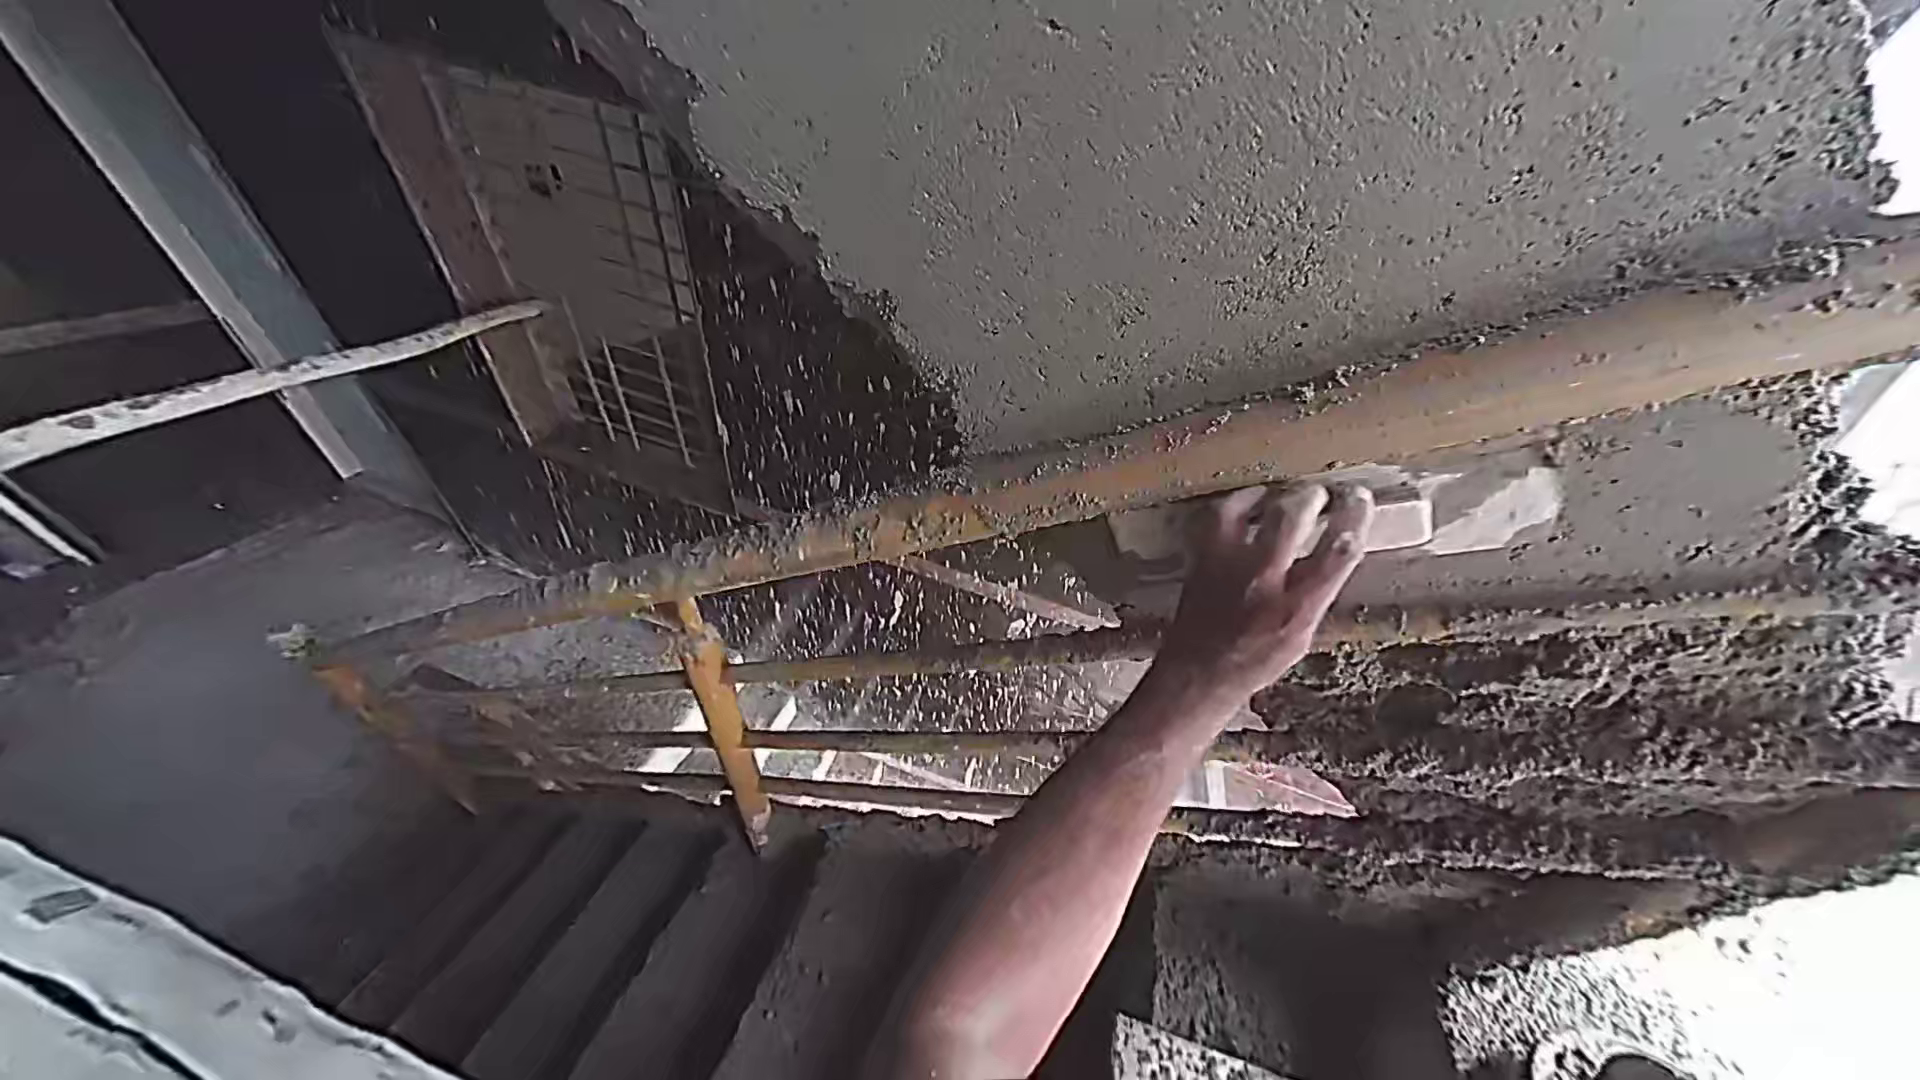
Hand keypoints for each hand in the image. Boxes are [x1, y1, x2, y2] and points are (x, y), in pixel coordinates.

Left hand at [1152, 483, 1375, 702]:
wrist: (1198, 671)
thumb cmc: (1253, 661)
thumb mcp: (1300, 636)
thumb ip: (1313, 595)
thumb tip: (1328, 559)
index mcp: (1298, 605)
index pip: (1339, 549)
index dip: (1354, 517)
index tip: (1358, 499)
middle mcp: (1264, 579)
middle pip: (1292, 518)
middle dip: (1310, 497)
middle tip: (1319, 492)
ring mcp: (1227, 566)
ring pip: (1250, 512)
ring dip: (1271, 495)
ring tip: (1282, 492)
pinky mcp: (1201, 560)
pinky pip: (1215, 519)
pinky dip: (1232, 504)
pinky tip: (1243, 502)